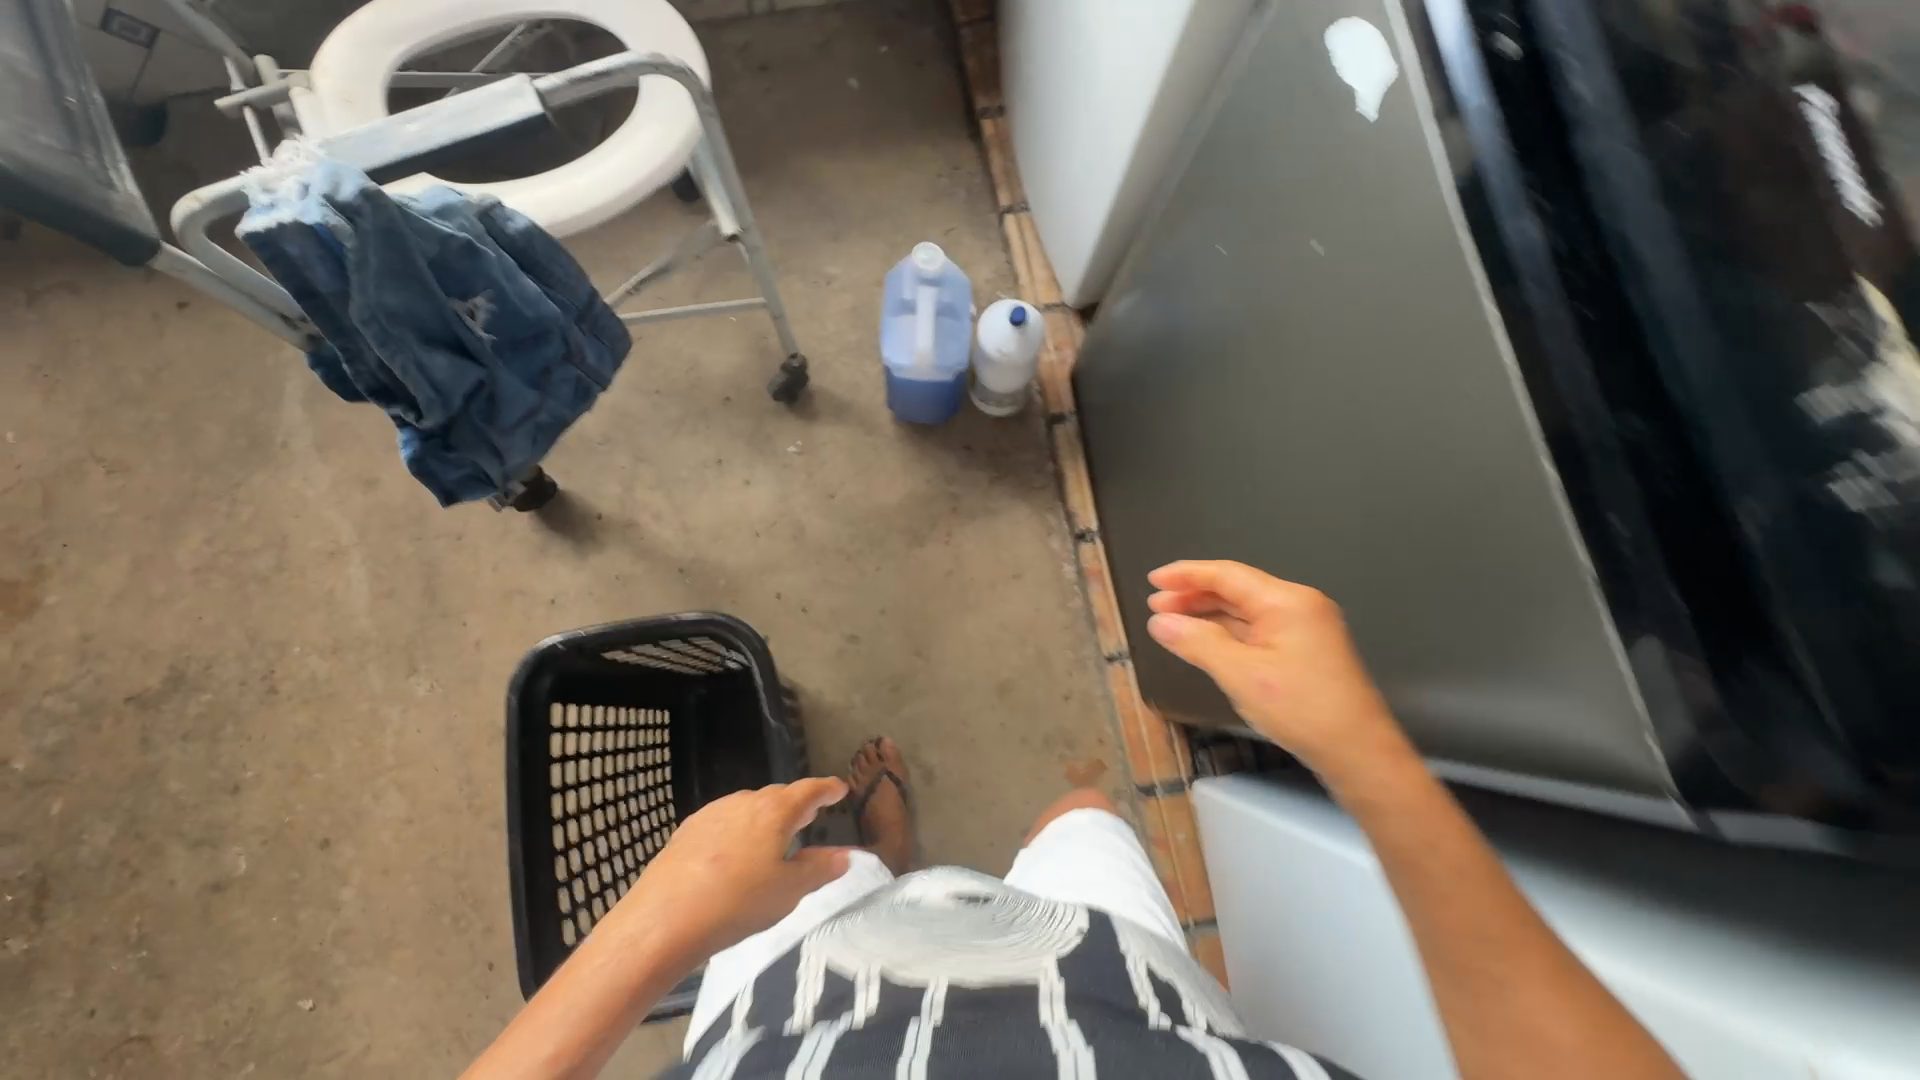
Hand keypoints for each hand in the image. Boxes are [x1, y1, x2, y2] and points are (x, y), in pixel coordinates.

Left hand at [619, 777, 854, 958]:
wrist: (662, 920)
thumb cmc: (737, 903)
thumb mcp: (788, 891)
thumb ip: (819, 869)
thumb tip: (845, 855)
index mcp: (775, 811)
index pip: (809, 790)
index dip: (827, 789)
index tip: (839, 789)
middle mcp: (743, 802)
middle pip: (777, 796)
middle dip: (795, 805)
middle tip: (808, 819)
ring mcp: (711, 814)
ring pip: (747, 808)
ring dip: (764, 819)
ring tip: (771, 841)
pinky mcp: (686, 831)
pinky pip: (723, 822)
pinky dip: (737, 832)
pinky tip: (732, 857)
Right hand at [1146, 560, 1409, 775]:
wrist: (1358, 752)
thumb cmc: (1300, 709)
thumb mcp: (1241, 675)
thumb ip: (1197, 643)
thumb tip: (1158, 622)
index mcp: (1286, 601)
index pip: (1227, 575)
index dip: (1186, 574)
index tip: (1152, 579)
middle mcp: (1298, 605)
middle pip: (1236, 589)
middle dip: (1193, 595)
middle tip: (1155, 606)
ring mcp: (1304, 627)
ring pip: (1245, 610)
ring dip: (1208, 614)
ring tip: (1171, 622)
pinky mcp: (1304, 649)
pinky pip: (1257, 629)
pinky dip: (1227, 632)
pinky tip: (1205, 641)